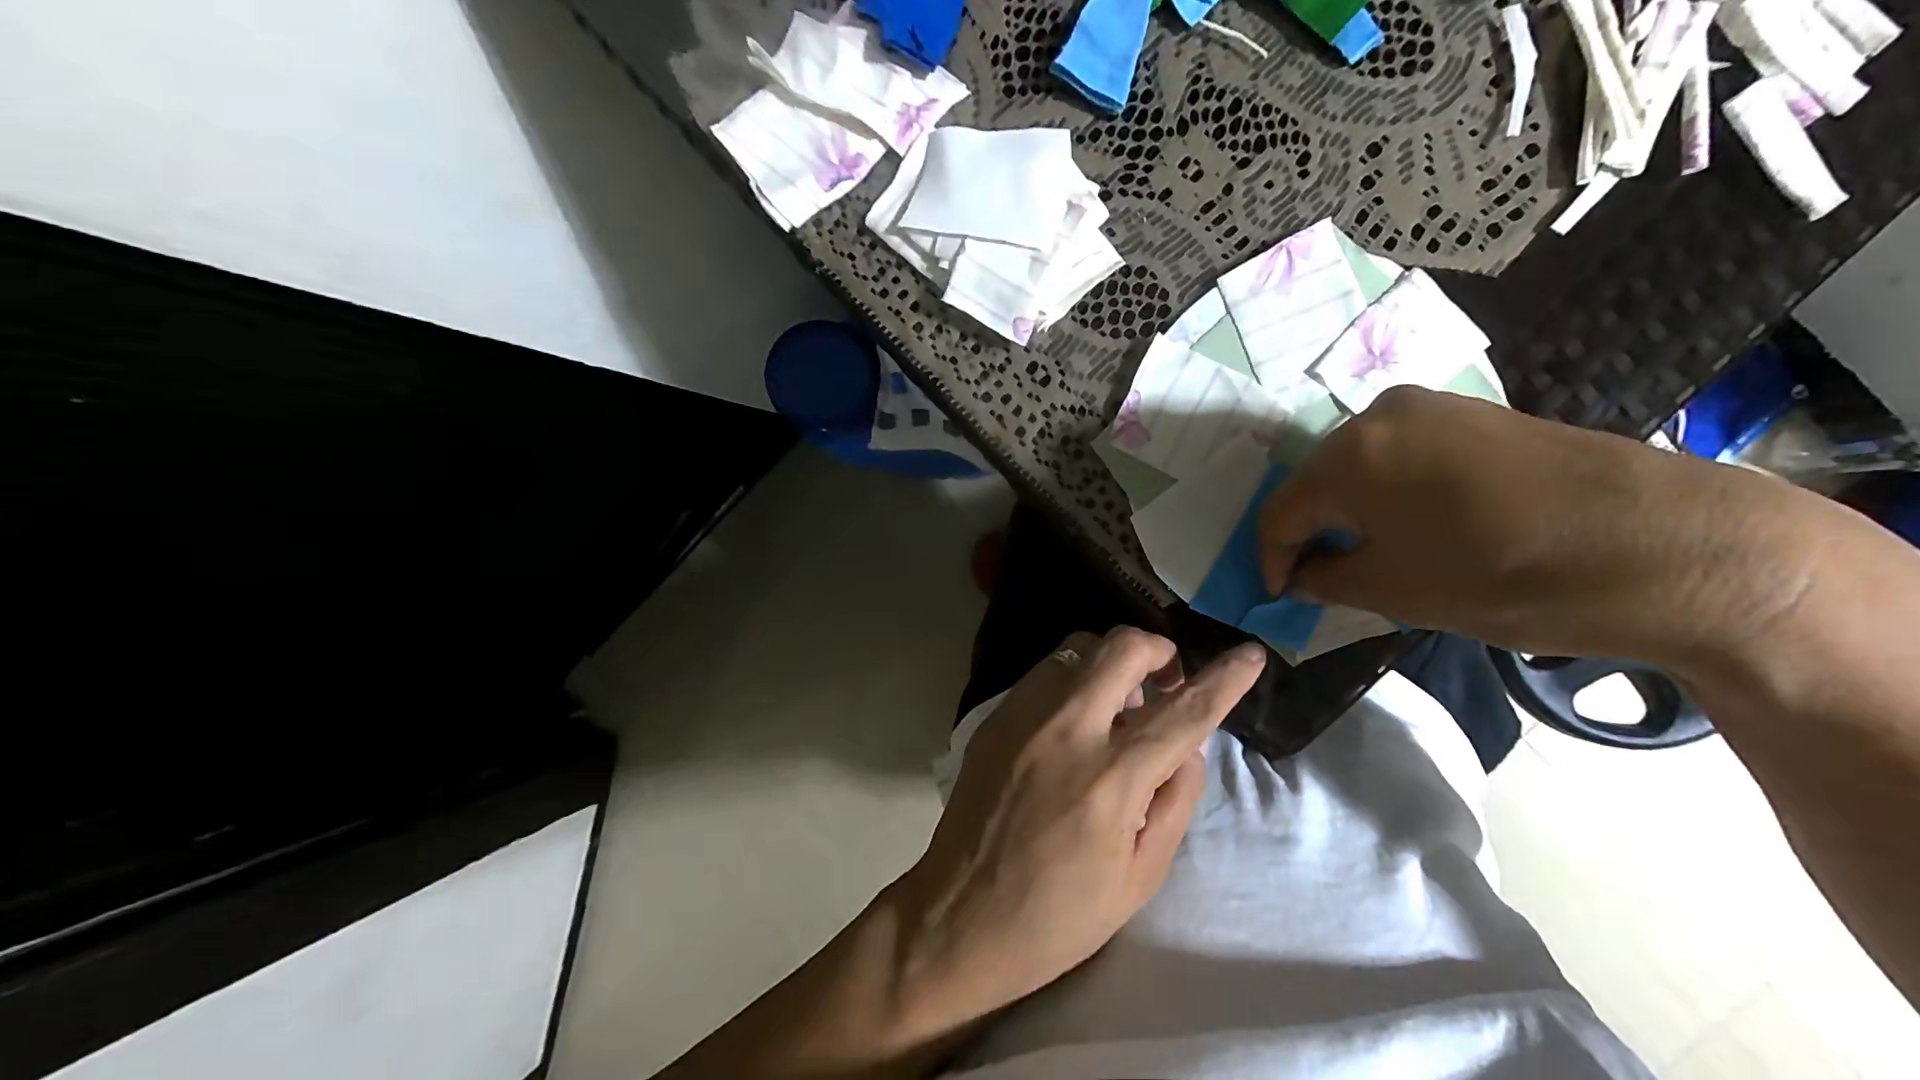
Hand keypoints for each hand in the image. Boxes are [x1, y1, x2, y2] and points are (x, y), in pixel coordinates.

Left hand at [890, 627, 1266, 1030]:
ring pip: (1079, 648)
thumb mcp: (1140, 877)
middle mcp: (1066, 731)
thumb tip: (1188, 746)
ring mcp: (1022, 717)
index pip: (1183, 712)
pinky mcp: (994, 718)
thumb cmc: (1057, 916)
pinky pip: (1046, 673)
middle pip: (1123, 649)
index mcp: (1110, 779)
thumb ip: (1174, 801)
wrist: (958, 917)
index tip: (1251, 654)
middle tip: (1167, 683)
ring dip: (1112, 663)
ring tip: (1120, 703)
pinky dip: (1074, 679)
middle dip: (1159, 652)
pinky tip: (1076, 719)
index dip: (1224, 679)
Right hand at [1257, 386, 1821, 670]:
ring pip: (1365, 466)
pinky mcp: (1484, 416)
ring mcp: (1439, 408)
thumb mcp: (1393, 591)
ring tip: (1370, 557)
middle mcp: (1382, 414)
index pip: (1281, 511)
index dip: (1272, 558)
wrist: (1668, 547)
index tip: (1280, 595)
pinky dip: (1396, 495)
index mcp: (1348, 453)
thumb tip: (1302, 574)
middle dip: (1312, 531)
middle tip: (1320, 577)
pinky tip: (1419, 529)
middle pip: (1320, 480)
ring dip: (1354, 512)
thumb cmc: (1501, 573)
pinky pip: (1410, 457)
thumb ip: (1326, 579)